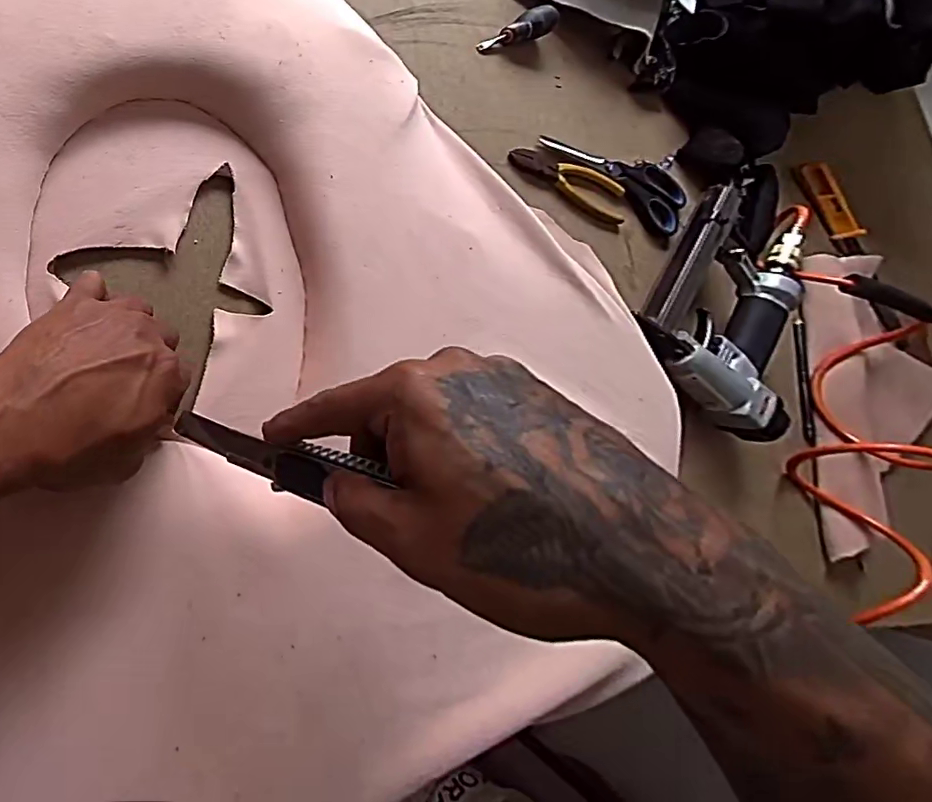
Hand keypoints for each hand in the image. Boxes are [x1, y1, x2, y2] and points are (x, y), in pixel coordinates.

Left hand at [0, 271, 186, 491]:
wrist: (11, 421)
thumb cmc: (60, 441)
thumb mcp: (123, 462)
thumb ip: (147, 435)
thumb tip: (146, 428)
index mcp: (164, 374)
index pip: (180, 375)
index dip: (163, 391)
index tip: (147, 399)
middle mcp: (143, 336)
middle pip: (162, 336)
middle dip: (147, 356)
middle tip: (124, 377)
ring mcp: (109, 315)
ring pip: (134, 308)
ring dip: (126, 326)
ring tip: (104, 348)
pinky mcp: (74, 304)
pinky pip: (94, 286)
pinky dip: (93, 298)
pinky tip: (84, 316)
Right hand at [265, 348, 748, 645]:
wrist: (660, 560)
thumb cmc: (523, 550)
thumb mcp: (411, 540)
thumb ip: (351, 504)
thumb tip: (339, 484)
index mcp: (415, 393)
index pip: (335, 407)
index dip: (297, 426)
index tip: (271, 437)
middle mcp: (456, 369)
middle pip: (386, 412)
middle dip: (382, 459)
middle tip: (411, 515)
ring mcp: (504, 378)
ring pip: (431, 417)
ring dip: (425, 458)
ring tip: (467, 515)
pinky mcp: (541, 398)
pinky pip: (474, 418)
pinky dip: (463, 452)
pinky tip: (501, 499)